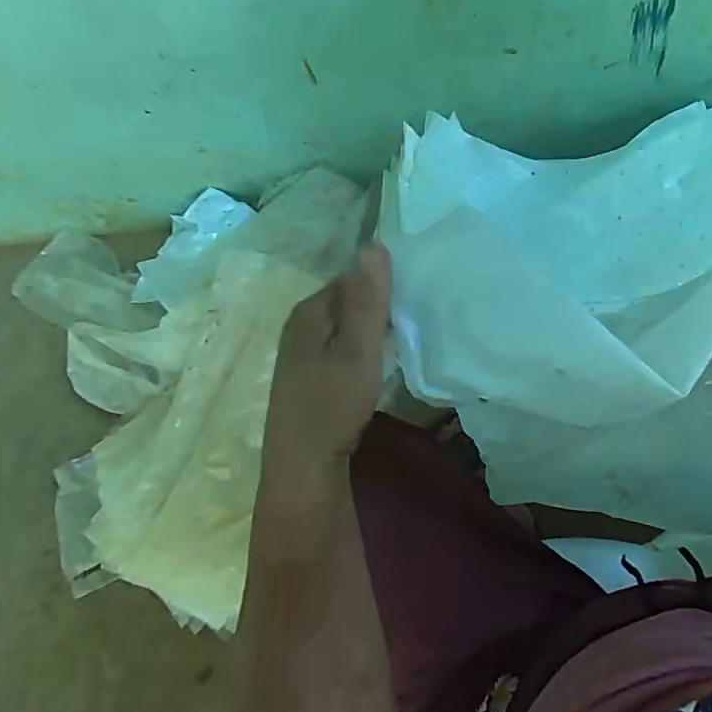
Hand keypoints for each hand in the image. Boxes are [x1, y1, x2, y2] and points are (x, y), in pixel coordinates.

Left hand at [264, 246, 392, 468]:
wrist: (303, 466)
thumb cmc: (333, 405)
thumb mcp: (357, 350)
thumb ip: (367, 300)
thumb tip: (374, 245)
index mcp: (309, 312)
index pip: (351, 278)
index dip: (382, 284)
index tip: (413, 299)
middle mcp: (299, 326)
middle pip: (345, 301)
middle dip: (376, 305)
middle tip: (412, 319)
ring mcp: (299, 353)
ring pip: (343, 327)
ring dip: (369, 329)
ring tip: (400, 340)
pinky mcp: (306, 377)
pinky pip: (338, 348)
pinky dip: (358, 349)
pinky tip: (374, 366)